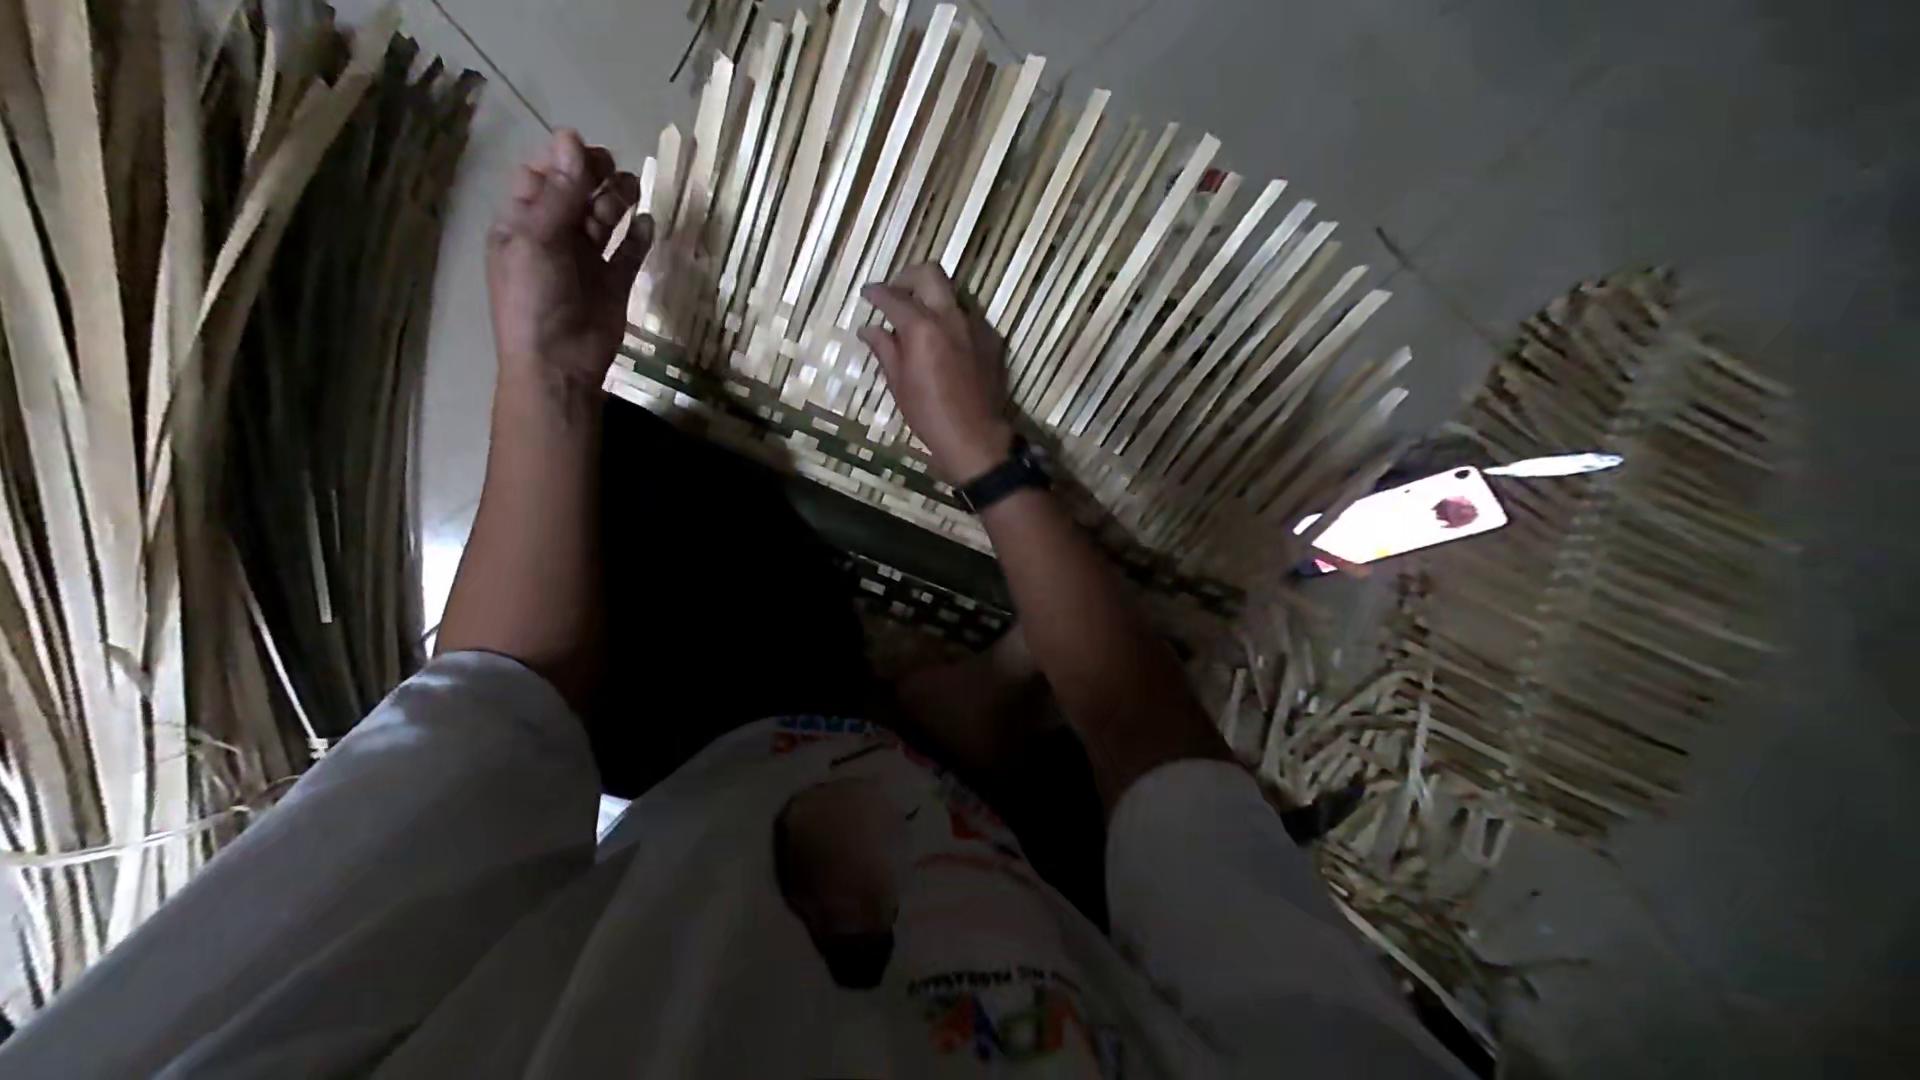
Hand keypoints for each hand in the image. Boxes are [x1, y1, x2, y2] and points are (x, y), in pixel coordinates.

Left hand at [488, 129, 651, 390]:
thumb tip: (572, 137)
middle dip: (594, 176)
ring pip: (604, 221)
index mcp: (523, 223)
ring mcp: (587, 262)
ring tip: (633, 187)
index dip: (562, 161)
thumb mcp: (538, 239)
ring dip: (617, 201)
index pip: (540, 178)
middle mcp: (555, 238)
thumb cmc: (535, 299)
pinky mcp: (615, 286)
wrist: (559, 362)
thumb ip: (559, 192)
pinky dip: (639, 238)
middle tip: (615, 167)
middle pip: (576, 195)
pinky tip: (648, 222)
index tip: (587, 152)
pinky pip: (629, 255)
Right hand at [858, 265, 1014, 483]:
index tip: (867, 295)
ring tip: (920, 322)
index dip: (876, 293)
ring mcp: (976, 325)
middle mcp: (951, 317)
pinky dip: (951, 322)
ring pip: (951, 295)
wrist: (975, 437)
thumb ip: (885, 348)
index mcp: (922, 328)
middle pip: (929, 273)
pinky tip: (944, 344)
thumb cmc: (929, 415)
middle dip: (907, 277)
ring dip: (932, 300)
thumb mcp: (898, 383)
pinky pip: (968, 318)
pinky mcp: (992, 339)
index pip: (893, 297)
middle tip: (895, 294)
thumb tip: (870, 328)